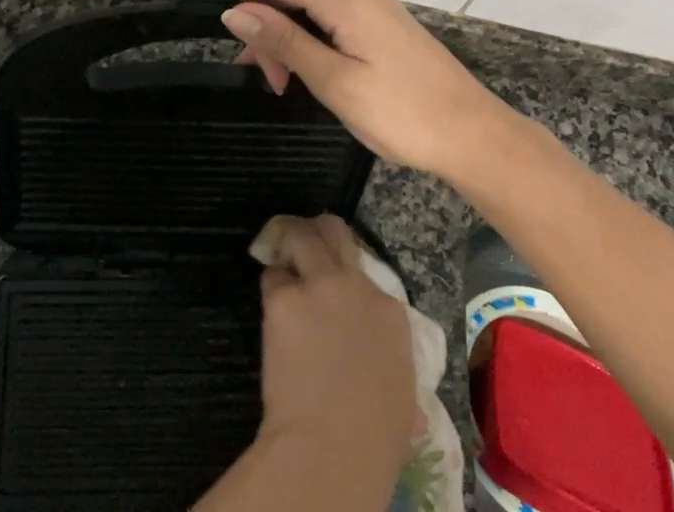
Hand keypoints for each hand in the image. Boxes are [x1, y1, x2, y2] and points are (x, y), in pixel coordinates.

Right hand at [222, 0, 529, 177]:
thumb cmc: (402, 114)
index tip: (249, 50)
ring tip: (286, 85)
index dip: (245, 1)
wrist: (473, 136)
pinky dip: (309, 41)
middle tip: (272, 81)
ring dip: (285, 38)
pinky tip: (312, 75)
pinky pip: (328, 18)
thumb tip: (234, 12)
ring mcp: (370, 6)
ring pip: (305, 5)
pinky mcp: (379, 24)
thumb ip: (283, 42)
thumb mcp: (334, 81)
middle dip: (265, 26)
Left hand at [256, 215, 415, 482]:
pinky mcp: (283, 298)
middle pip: (332, 231)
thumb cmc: (375, 434)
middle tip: (299, 243)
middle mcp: (355, 286)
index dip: (342, 272)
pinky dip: (271, 288)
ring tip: (279, 265)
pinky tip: (271, 310)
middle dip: (314, 231)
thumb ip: (388, 358)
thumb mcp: (402, 388)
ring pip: (298, 238)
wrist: (334, 443)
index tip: (331, 282)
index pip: (362, 267)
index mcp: (390, 311)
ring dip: (287, 249)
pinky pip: (272, 277)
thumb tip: (380, 368)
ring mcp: (318, 287)